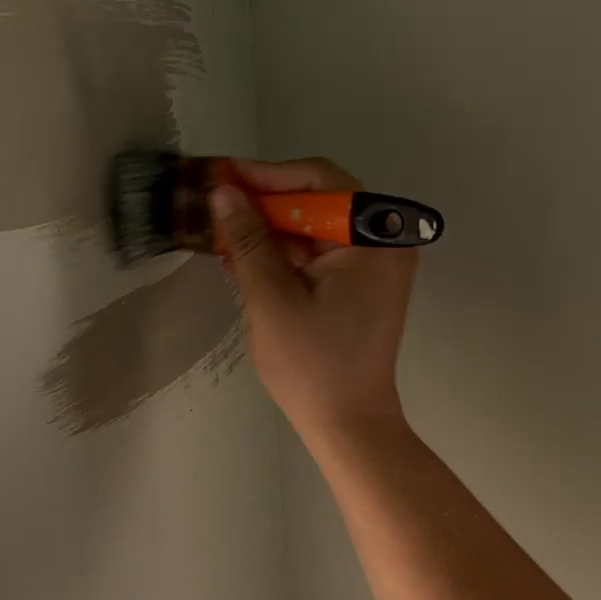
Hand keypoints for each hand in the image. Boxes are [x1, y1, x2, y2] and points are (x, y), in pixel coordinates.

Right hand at [211, 156, 417, 439]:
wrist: (348, 423)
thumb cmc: (313, 365)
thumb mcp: (273, 300)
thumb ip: (249, 241)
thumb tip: (225, 193)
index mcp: (375, 237)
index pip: (319, 183)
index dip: (266, 176)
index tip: (221, 176)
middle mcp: (383, 241)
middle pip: (318, 202)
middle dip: (265, 203)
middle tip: (217, 205)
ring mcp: (373, 265)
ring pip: (314, 229)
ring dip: (269, 230)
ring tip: (221, 234)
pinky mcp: (359, 287)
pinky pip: (318, 255)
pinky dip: (284, 255)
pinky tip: (245, 260)